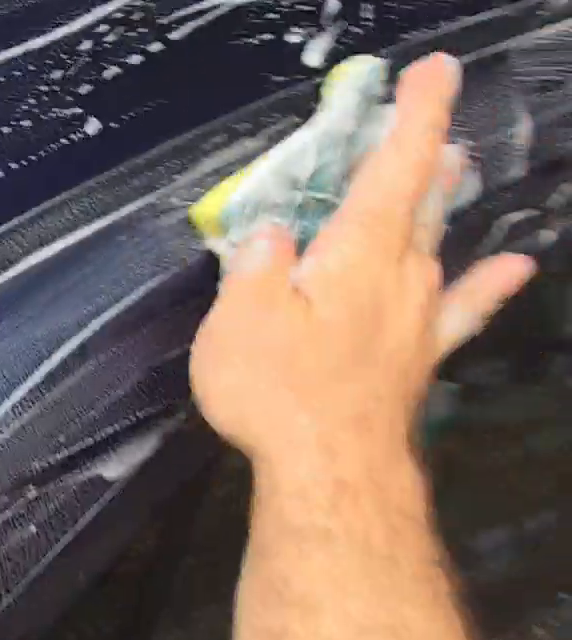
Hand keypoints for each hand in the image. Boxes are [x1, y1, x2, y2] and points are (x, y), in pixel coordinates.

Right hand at [188, 53, 535, 482]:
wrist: (327, 460)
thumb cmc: (274, 386)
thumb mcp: (238, 322)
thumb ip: (254, 269)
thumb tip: (271, 230)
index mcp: (353, 256)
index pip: (389, 171)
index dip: (410, 118)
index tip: (430, 71)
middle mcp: (399, 273)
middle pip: (419, 201)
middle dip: (423, 157)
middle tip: (428, 127)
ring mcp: (416, 315)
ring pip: (438, 242)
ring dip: (444, 203)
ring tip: (454, 171)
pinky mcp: (417, 355)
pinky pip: (462, 307)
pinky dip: (486, 283)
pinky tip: (510, 268)